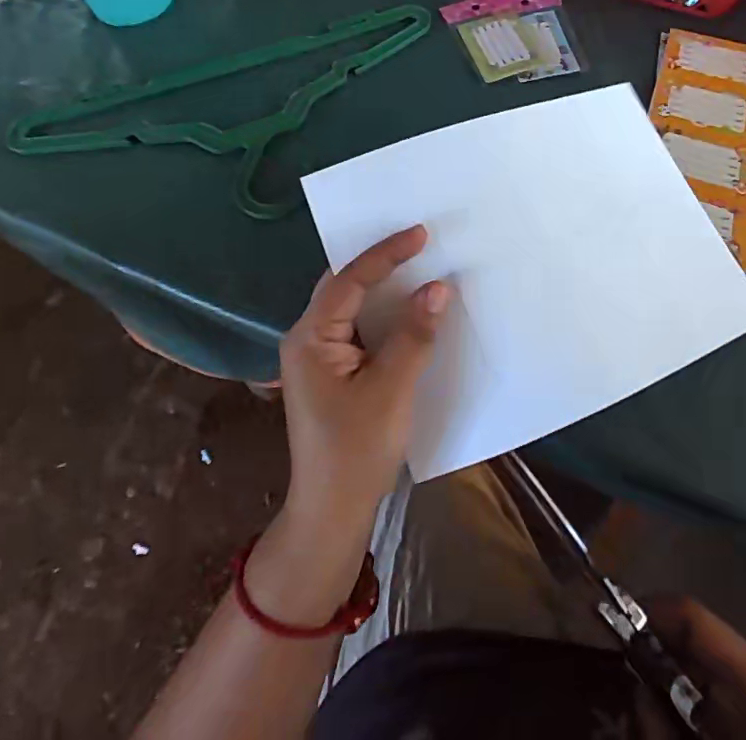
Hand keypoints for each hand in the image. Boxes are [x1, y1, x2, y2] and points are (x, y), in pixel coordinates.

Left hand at [279, 225, 448, 524]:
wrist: (333, 510)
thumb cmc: (356, 451)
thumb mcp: (391, 391)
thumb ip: (414, 336)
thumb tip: (438, 288)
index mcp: (309, 339)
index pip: (348, 281)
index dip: (385, 254)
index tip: (421, 233)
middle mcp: (308, 339)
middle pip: (345, 287)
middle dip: (382, 263)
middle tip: (423, 242)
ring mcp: (319, 356)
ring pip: (354, 307)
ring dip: (386, 288)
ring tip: (422, 266)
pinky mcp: (335, 372)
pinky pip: (361, 329)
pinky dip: (387, 315)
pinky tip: (412, 310)